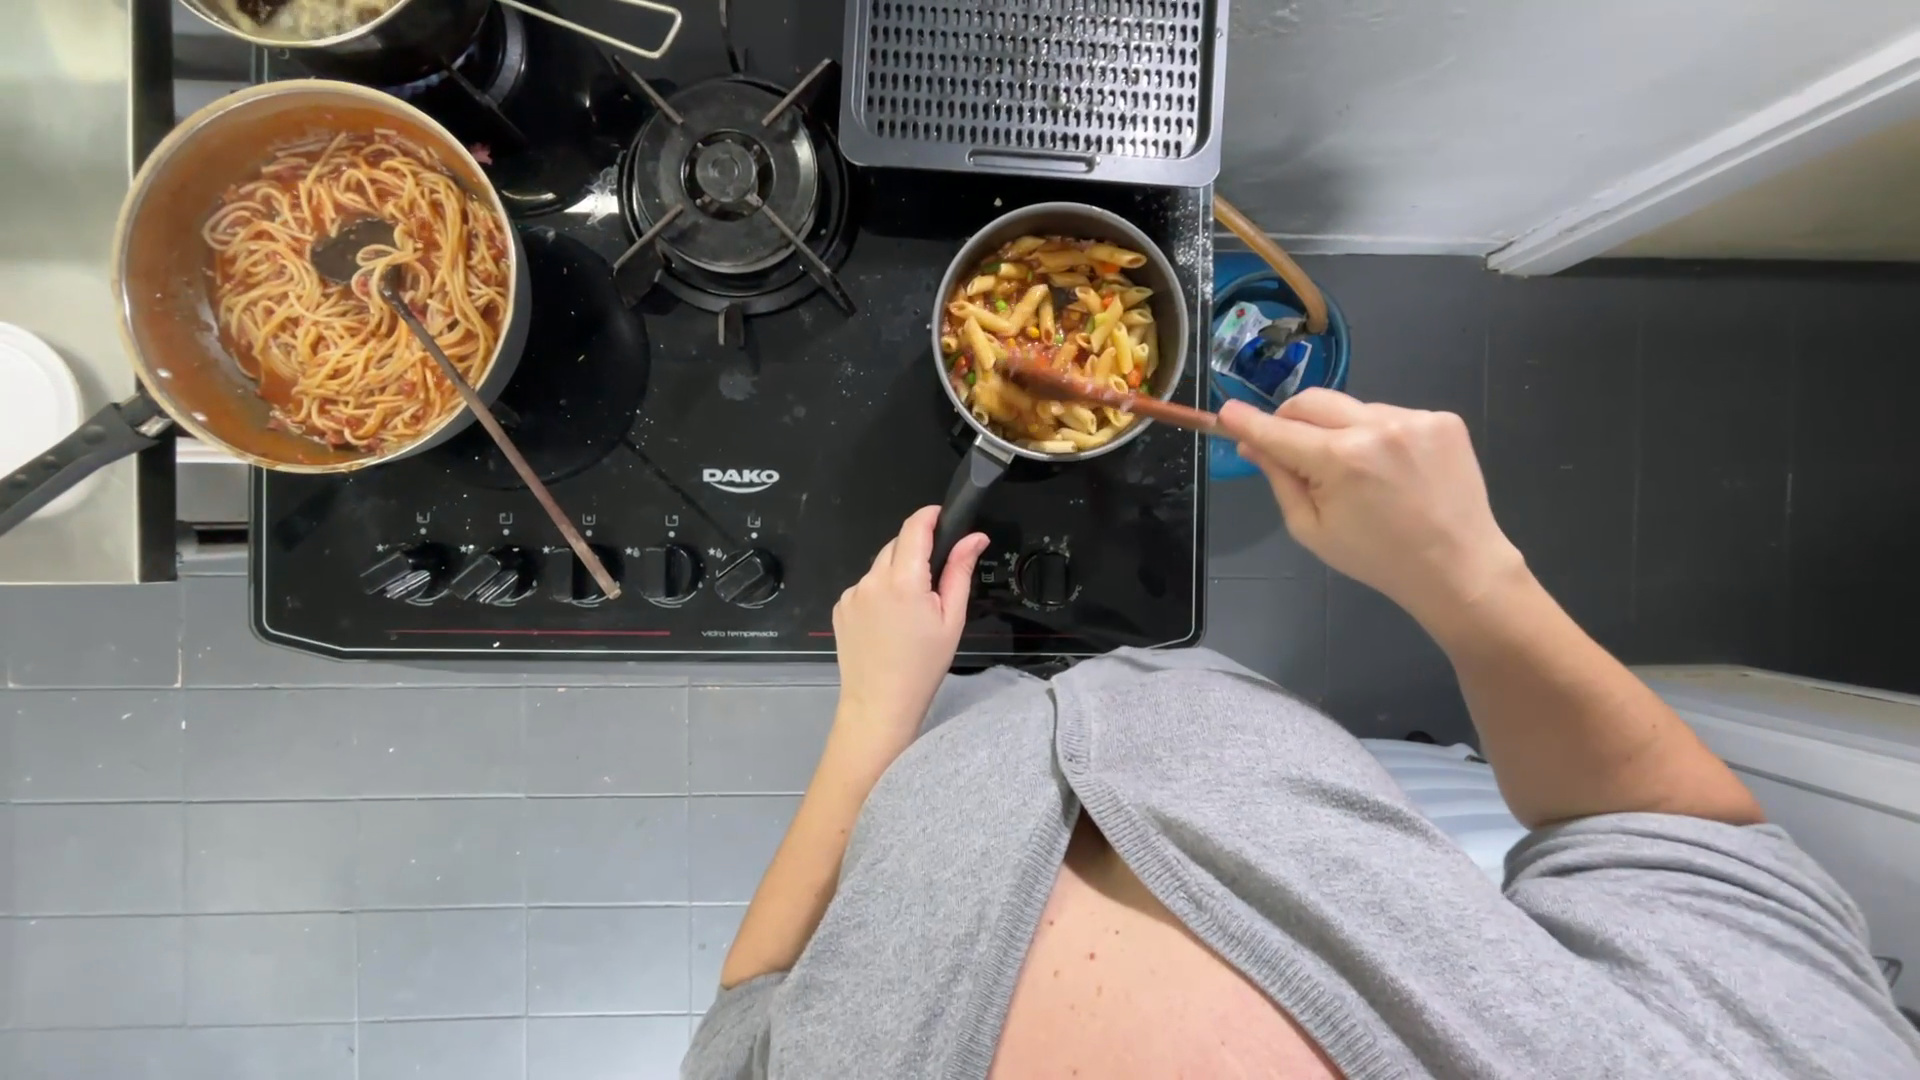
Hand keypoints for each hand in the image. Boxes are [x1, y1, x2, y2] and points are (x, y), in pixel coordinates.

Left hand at [832, 506, 989, 748]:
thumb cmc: (923, 666)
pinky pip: (865, 586)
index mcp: (903, 580)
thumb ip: (960, 571)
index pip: (914, 528)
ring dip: (897, 574)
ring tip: (910, 611)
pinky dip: (879, 592)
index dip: (929, 515)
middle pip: (896, 545)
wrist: (880, 704)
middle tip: (934, 582)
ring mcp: (852, 593)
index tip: (941, 516)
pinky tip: (889, 621)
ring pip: (880, 566)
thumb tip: (974, 538)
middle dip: (916, 552)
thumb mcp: (952, 619)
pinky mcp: (840, 606)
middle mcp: (872, 580)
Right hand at [1217, 389, 1524, 627]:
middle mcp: (1376, 427)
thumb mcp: (1310, 528)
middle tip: (1286, 444)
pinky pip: (1388, 415)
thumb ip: (1279, 479)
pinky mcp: (1442, 419)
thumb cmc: (1374, 556)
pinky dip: (1375, 434)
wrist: (1456, 566)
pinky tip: (1390, 468)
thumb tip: (1252, 445)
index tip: (1225, 412)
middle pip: (1311, 401)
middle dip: (1289, 418)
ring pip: (1350, 408)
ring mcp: (1414, 418)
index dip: (1247, 421)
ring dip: (1337, 430)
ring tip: (1355, 470)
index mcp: (1340, 460)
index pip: (1278, 430)